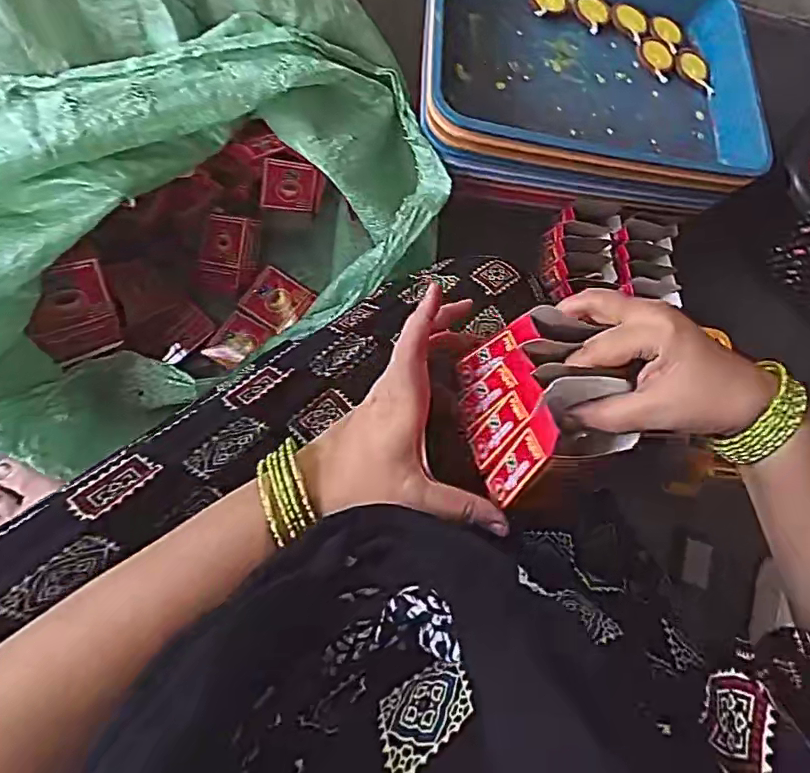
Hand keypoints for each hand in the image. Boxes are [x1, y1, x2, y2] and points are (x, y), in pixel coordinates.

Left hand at [300, 283, 509, 535]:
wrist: (307, 494)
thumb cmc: (356, 489)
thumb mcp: (414, 498)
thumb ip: (460, 508)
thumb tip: (502, 522)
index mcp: (403, 397)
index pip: (414, 343)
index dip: (428, 314)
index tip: (437, 288)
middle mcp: (390, 389)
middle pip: (415, 341)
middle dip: (442, 320)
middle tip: (469, 310)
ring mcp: (380, 397)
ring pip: (409, 355)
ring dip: (434, 340)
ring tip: (464, 341)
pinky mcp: (375, 409)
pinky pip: (404, 371)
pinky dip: (424, 361)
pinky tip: (439, 380)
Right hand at [554, 289, 778, 436]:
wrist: (747, 400)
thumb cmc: (710, 399)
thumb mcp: (656, 412)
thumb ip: (607, 412)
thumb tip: (570, 414)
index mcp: (654, 327)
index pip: (597, 347)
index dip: (571, 369)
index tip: (547, 386)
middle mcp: (652, 311)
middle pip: (595, 302)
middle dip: (563, 317)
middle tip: (534, 335)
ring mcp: (655, 313)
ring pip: (605, 304)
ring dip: (578, 316)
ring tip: (550, 335)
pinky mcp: (656, 323)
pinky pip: (616, 315)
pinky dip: (594, 323)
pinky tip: (580, 341)